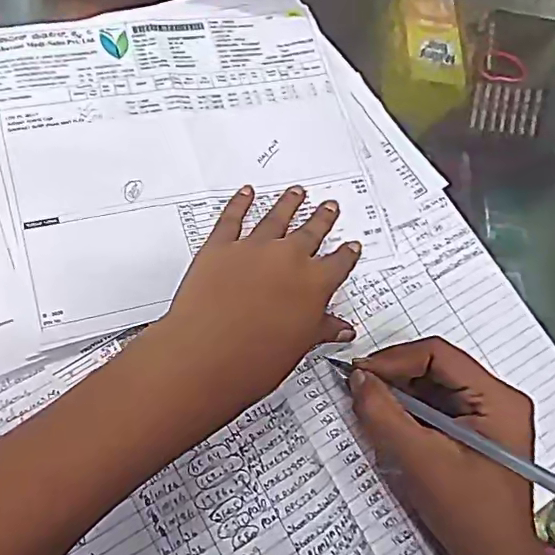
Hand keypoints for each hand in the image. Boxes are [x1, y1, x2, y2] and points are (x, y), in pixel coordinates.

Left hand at [138, 185, 359, 418]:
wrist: (204, 357)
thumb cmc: (250, 361)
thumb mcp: (297, 348)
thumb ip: (319, 330)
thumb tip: (339, 328)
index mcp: (314, 285)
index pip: (338, 264)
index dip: (345, 255)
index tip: (349, 247)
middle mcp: (288, 259)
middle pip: (311, 232)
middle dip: (321, 219)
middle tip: (329, 207)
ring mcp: (253, 249)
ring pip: (276, 218)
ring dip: (288, 204)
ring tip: (296, 193)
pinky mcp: (218, 248)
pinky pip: (232, 218)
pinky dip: (239, 204)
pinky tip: (245, 194)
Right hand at [346, 338, 541, 554]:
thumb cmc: (471, 516)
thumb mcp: (421, 461)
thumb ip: (385, 415)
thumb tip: (358, 379)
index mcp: (498, 400)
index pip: (437, 354)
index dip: (393, 359)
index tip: (358, 375)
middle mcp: (496, 400)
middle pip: (433, 366)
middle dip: (392, 376)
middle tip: (357, 390)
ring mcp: (484, 417)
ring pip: (429, 386)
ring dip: (396, 394)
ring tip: (368, 409)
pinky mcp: (469, 432)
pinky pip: (430, 407)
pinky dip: (403, 412)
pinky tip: (386, 426)